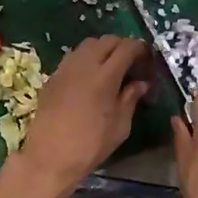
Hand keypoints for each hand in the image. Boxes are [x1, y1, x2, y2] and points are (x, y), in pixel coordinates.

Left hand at [14, 36, 148, 191]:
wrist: (50, 157)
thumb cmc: (90, 145)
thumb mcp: (120, 126)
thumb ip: (131, 99)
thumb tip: (141, 83)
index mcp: (105, 76)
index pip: (127, 47)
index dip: (140, 49)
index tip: (147, 61)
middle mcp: (84, 65)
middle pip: (106, 41)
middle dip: (122, 47)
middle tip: (130, 64)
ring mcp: (65, 69)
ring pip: (87, 45)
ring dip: (102, 50)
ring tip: (110, 69)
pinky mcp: (52, 77)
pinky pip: (73, 57)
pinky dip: (86, 59)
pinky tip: (89, 78)